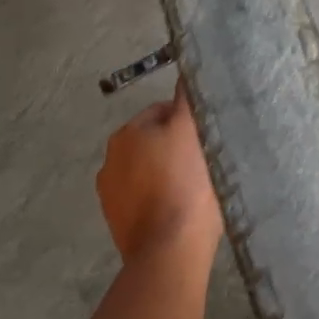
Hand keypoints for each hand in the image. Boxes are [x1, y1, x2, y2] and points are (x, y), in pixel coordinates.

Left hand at [96, 83, 221, 262]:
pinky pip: (145, 196)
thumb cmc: (186, 181)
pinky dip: (161, 196)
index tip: (208, 135)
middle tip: (205, 157)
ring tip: (195, 184)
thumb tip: (186, 71)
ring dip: (168, 171)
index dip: (188, 120)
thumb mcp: (193, 129)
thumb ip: (187, 98)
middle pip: (153, 140)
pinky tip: (181, 205)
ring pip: (149, 169)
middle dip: (176, 145)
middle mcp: (109, 160)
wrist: (170, 248)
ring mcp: (110, 194)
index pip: (162, 111)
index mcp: (126, 134)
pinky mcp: (118, 222)